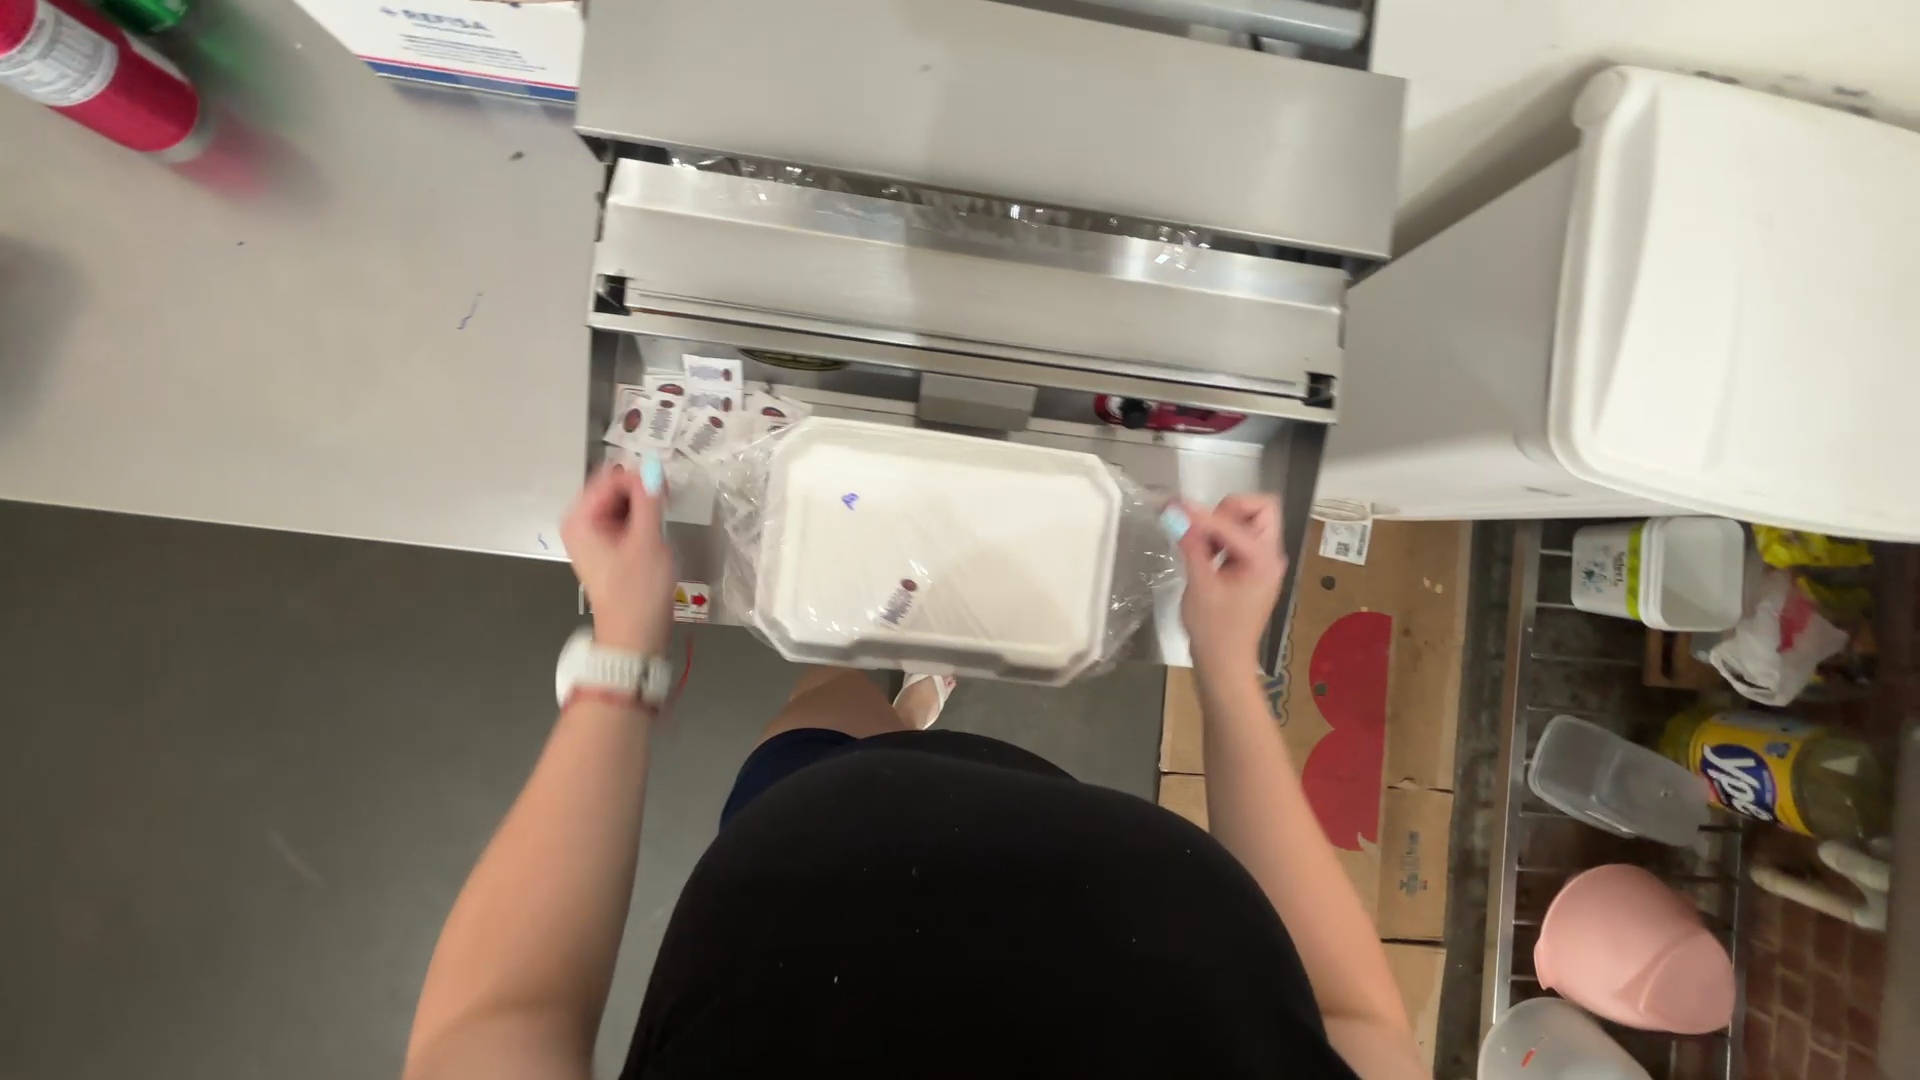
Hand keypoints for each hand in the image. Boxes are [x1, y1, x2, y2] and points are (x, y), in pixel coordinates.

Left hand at [561, 459, 674, 654]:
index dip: (639, 477)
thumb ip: (650, 499)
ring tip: (665, 516)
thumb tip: (653, 465)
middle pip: (612, 489)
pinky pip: (623, 521)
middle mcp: (579, 523)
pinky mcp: (606, 548)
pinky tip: (657, 530)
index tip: (667, 487)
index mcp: (580, 518)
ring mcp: (592, 536)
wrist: (634, 634)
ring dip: (644, 505)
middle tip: (670, 500)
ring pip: (620, 504)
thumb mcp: (648, 540)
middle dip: (641, 489)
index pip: (610, 478)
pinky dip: (641, 519)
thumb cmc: (638, 589)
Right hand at [1170, 494, 1288, 672]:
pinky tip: (1202, 551)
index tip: (1175, 507)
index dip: (1203, 515)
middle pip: (1260, 509)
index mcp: (1263, 561)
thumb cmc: (1213, 629)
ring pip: (1250, 521)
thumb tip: (1178, 513)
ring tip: (1198, 541)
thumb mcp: (1200, 586)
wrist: (1224, 661)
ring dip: (1223, 522)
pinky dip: (1221, 536)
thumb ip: (1192, 546)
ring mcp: (1263, 562)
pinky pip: (1240, 538)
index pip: (1234, 523)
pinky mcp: (1251, 568)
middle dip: (1228, 509)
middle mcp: (1270, 556)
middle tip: (1201, 525)